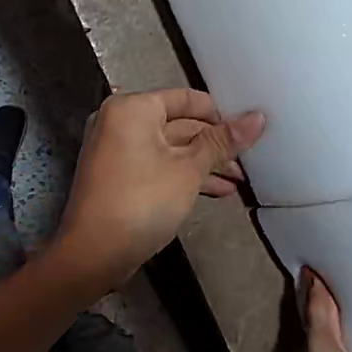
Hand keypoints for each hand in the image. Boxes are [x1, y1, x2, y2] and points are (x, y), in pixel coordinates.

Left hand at [53, 88, 264, 291]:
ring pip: (169, 150)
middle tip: (250, 160)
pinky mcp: (117, 177)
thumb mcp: (189, 169)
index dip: (220, 114)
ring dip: (203, 165)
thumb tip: (257, 117)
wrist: (94, 252)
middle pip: (177, 125)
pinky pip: (155, 167)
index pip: (185, 99)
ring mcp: (115, 151)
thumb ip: (222, 142)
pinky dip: (182, 176)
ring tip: (240, 182)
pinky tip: (217, 192)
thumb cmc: (143, 201)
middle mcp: (119, 122)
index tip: (248, 131)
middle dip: (214, 145)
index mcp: (132, 108)